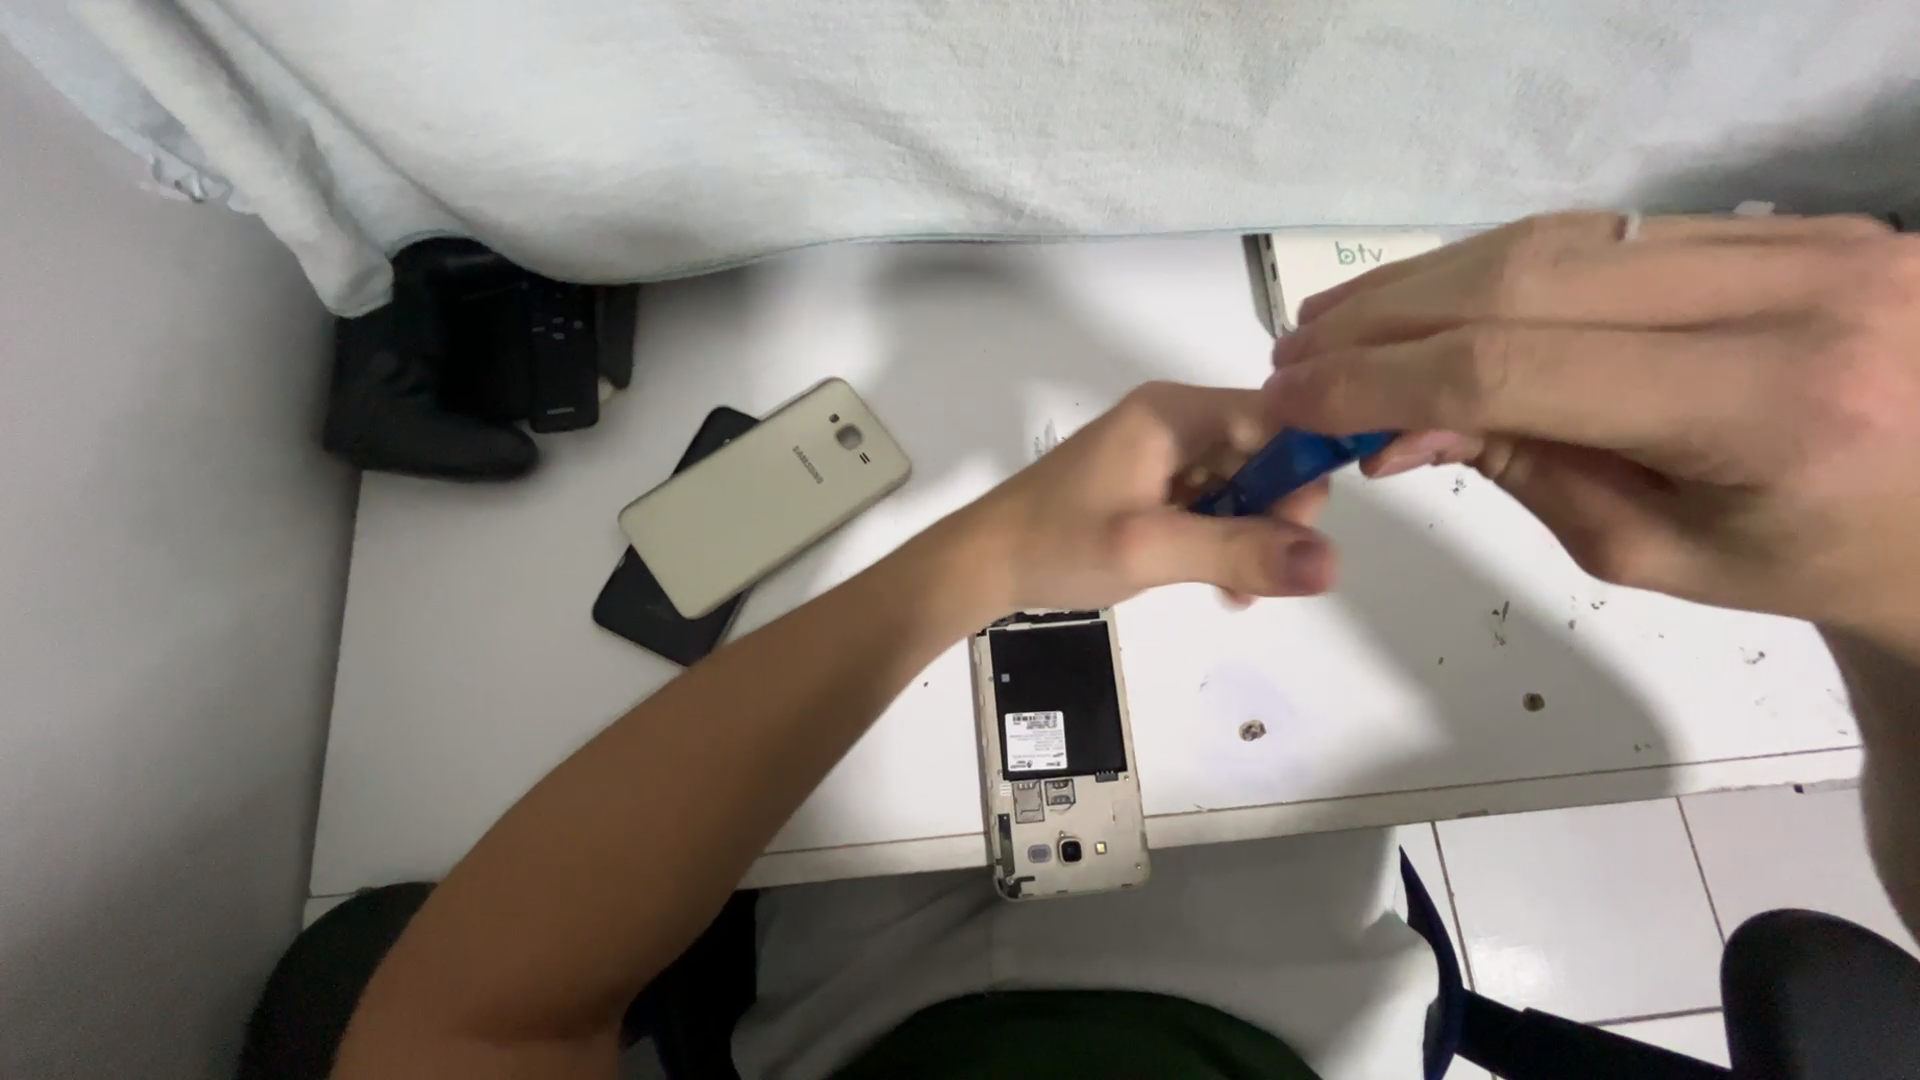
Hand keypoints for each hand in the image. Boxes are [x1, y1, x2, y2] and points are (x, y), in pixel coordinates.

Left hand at [949, 381, 1336, 614]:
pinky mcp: (1147, 483)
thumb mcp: (1149, 550)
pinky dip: (1217, 539)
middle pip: (1262, 452)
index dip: (1303, 469)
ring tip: (1233, 589)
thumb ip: (1239, 552)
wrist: (984, 562)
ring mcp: (1158, 453)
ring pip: (1238, 484)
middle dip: (1273, 514)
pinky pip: (1206, 503)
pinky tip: (1216, 582)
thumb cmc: (1057, 544)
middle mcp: (1172, 421)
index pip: (1278, 416)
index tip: (1297, 532)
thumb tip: (1333, 564)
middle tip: (1259, 573)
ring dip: (1247, 536)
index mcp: (1173, 412)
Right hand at [1265, 211, 1919, 650]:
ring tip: (1325, 327)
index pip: (1515, 370)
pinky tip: (1410, 298)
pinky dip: (1473, 267)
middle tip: (1292, 359)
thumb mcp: (1634, 544)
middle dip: (1379, 323)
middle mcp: (1792, 293)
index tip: (1292, 400)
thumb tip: (1385, 431)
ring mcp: (1789, 237)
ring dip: (1411, 286)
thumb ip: (1511, 466)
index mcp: (1766, 408)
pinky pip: (1583, 233)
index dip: (1380, 381)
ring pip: (1542, 241)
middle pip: (1519, 282)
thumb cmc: (1792, 556)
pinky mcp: (1766, 221)